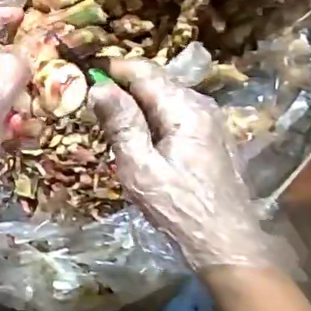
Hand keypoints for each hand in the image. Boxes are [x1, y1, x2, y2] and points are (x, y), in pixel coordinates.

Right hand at [89, 59, 295, 274]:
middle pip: (155, 81)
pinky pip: (175, 114)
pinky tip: (137, 136)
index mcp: (184, 108)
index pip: (143, 71)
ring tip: (107, 117)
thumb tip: (98, 87)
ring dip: (136, 102)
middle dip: (122, 85)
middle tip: (90, 98)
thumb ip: (121, 123)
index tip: (83, 71)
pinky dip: (151, 116)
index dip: (112, 67)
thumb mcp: (140, 168)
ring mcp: (210, 121)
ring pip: (165, 97)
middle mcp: (202, 105)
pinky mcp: (211, 138)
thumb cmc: (178, 208)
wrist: (227, 243)